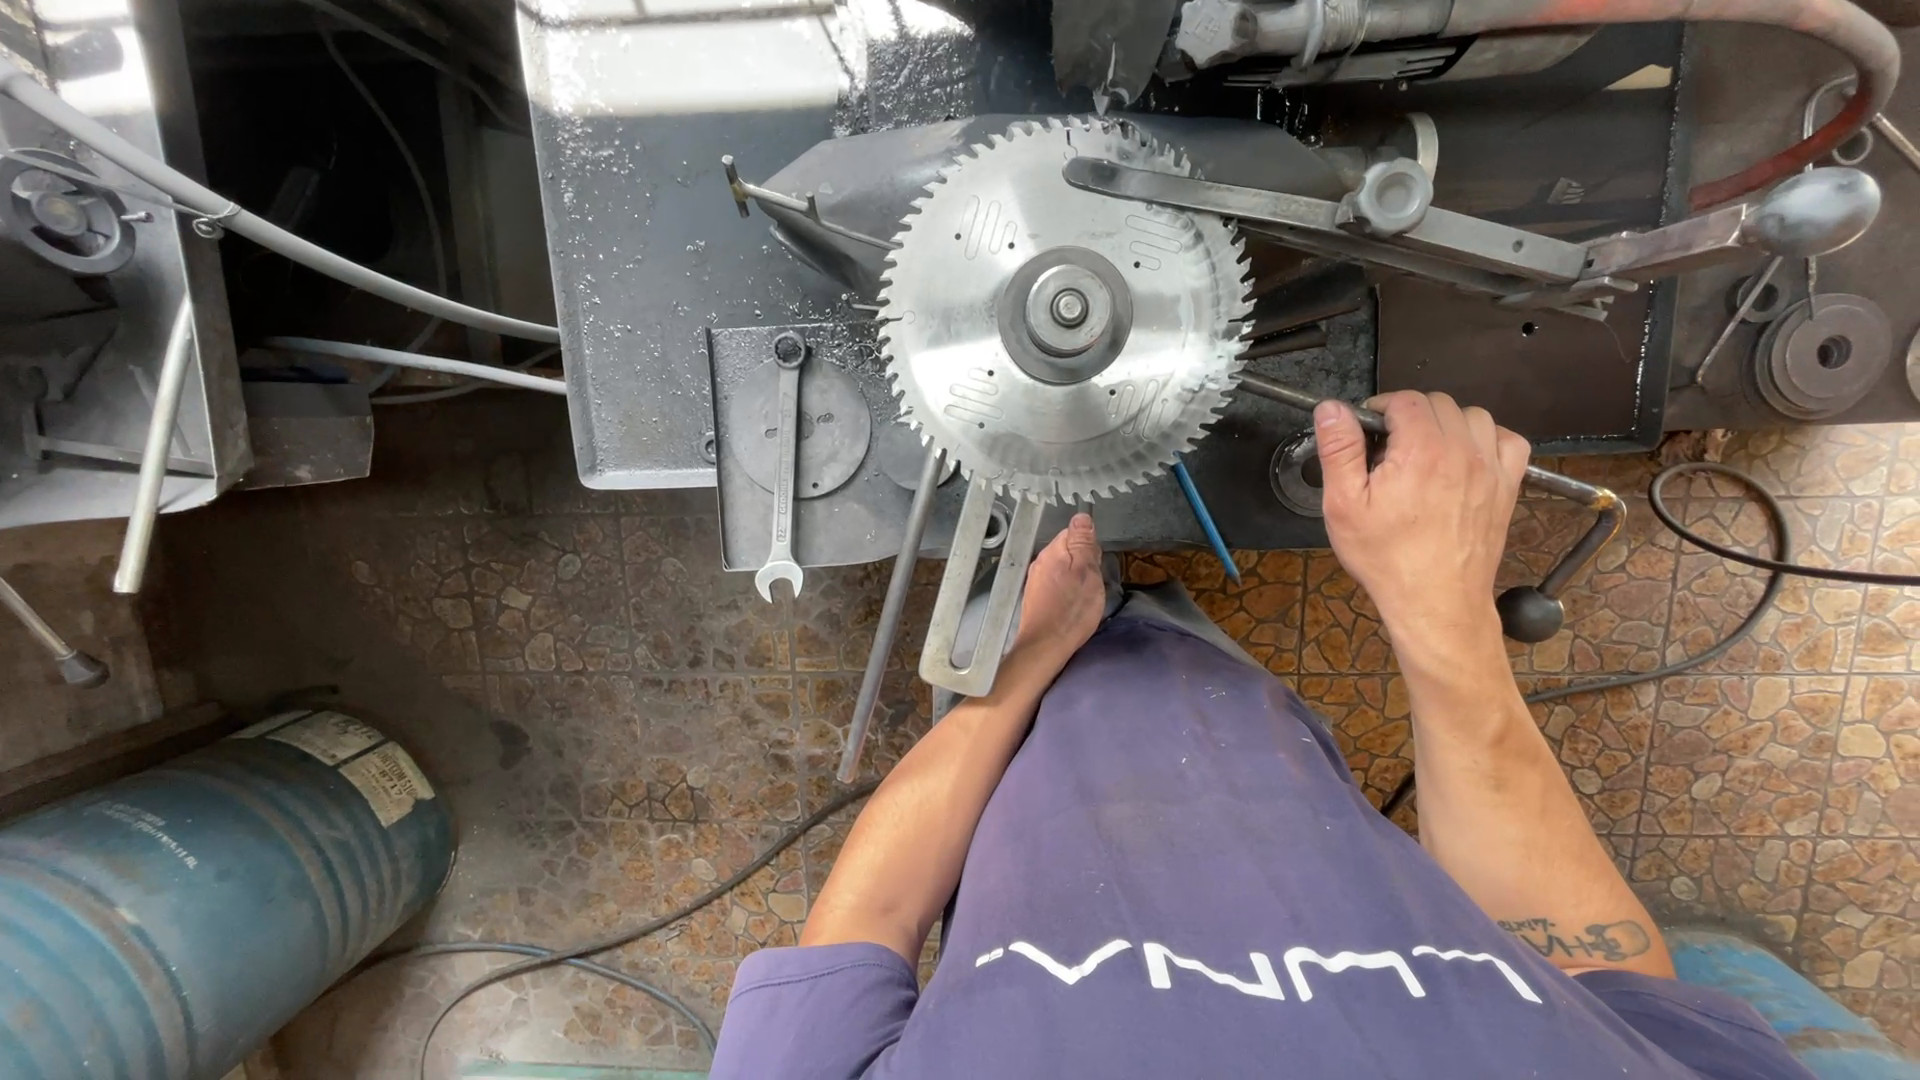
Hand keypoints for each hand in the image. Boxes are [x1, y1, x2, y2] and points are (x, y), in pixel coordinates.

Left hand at [1012, 513, 1106, 670]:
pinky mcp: (1035, 598)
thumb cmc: (1072, 610)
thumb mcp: (1087, 572)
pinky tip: (1072, 605)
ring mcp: (1035, 580)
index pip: (1073, 532)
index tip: (1097, 563)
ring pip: (1062, 569)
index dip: (1090, 546)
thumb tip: (1081, 516)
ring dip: (1075, 578)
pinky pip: (1056, 585)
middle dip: (1083, 563)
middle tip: (1093, 583)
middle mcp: (1040, 562)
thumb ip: (1083, 543)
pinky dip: (1066, 591)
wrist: (1045, 646)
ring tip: (1085, 596)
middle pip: (1067, 551)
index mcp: (1052, 551)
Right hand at [1314, 392, 1528, 643]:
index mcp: (1421, 451)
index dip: (1380, 408)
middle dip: (1409, 415)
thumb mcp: (1343, 505)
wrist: (1434, 600)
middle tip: (1386, 449)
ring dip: (1446, 424)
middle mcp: (1463, 451)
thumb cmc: (1385, 556)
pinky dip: (1485, 439)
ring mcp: (1491, 468)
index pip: (1405, 400)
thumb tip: (1331, 409)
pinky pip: (1507, 440)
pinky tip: (1461, 459)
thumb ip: (1338, 450)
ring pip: (1474, 417)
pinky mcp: (1506, 487)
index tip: (1365, 431)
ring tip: (1421, 453)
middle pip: (1439, 404)